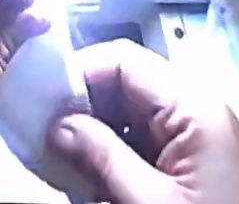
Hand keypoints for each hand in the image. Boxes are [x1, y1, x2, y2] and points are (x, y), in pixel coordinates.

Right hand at [47, 40, 238, 203]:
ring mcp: (196, 132)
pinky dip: (117, 154)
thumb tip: (57, 123)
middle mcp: (194, 104)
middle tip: (45, 138)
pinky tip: (93, 179)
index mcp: (191, 102)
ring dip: (97, 134)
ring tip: (62, 162)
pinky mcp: (194, 160)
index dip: (82, 73)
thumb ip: (103, 158)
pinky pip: (147, 141)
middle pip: (128, 83)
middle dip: (86, 106)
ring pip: (133, 113)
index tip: (42, 103)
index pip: (126, 60)